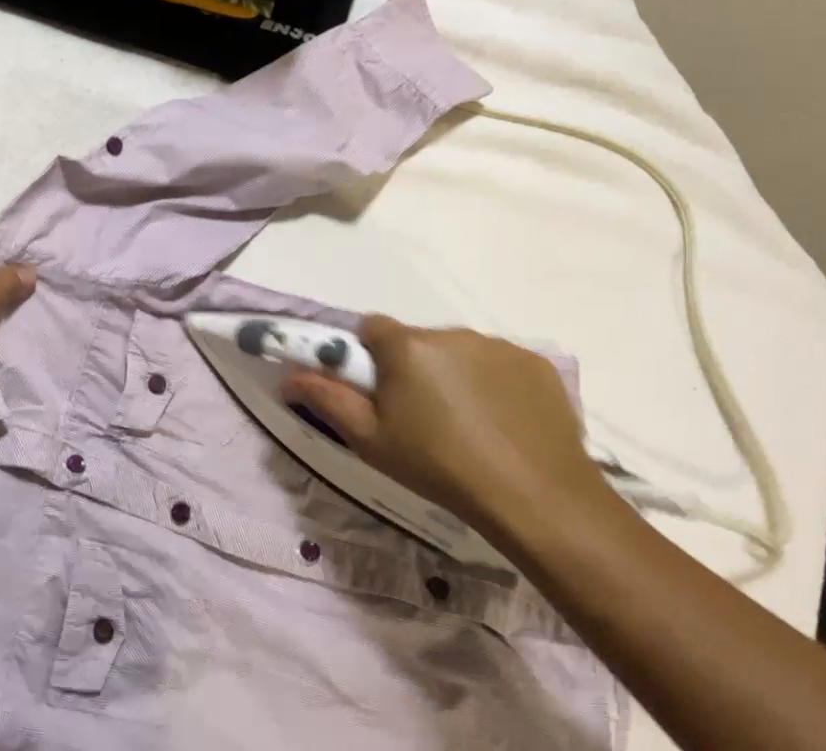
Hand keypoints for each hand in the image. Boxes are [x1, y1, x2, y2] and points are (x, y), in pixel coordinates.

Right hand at [280, 316, 612, 535]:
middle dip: (410, 370)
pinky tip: (500, 425)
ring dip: (452, 377)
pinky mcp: (537, 365)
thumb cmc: (439, 466)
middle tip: (416, 419)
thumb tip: (288, 376)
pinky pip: (499, 365)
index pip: (370, 328)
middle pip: (415, 342)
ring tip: (464, 427)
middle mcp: (452, 333)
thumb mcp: (370, 439)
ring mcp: (500, 346)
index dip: (366, 358)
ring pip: (458, 354)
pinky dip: (492, 386)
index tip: (375, 393)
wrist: (536, 496)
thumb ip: (327, 399)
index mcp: (407, 346)